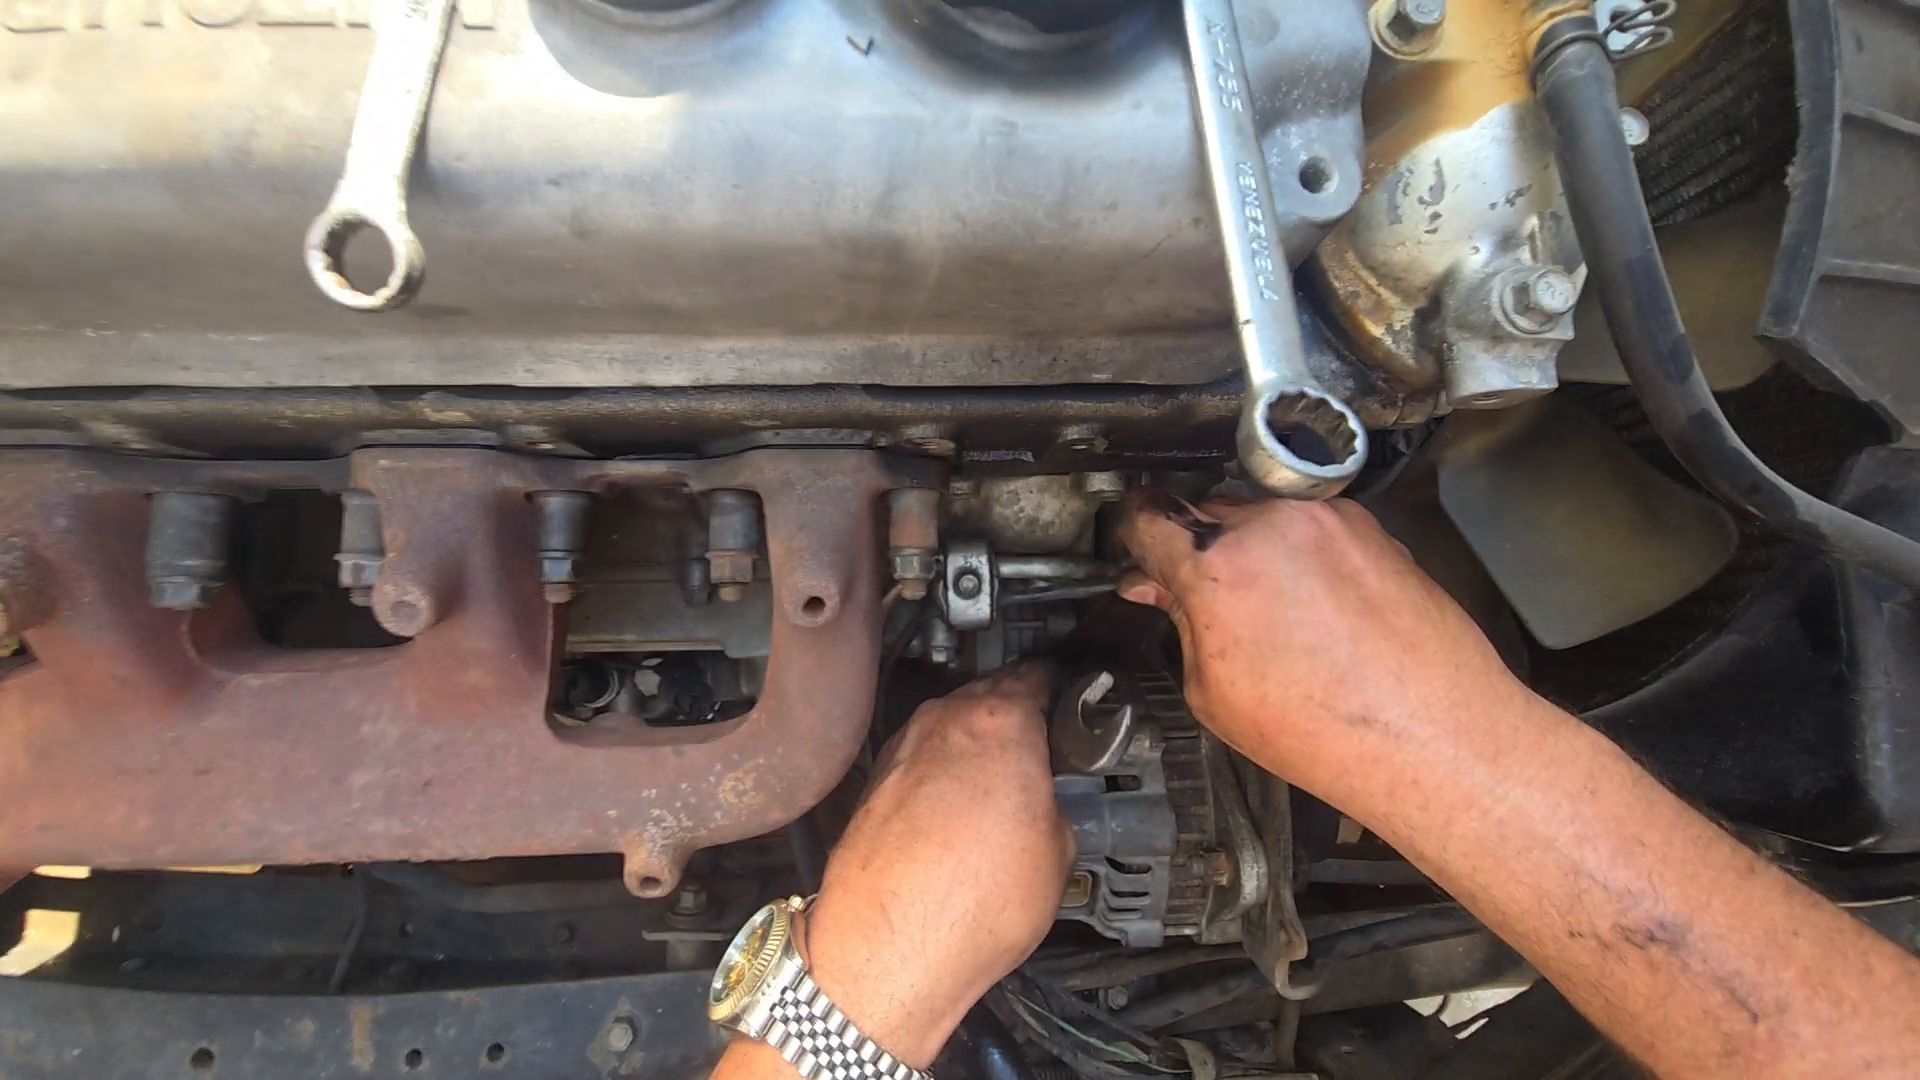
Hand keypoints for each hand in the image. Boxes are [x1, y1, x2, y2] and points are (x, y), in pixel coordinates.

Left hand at [800, 663, 1074, 1069]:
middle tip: (1037, 744)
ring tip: (997, 785)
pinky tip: (956, 807)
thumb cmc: (969, 903)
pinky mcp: (877, 776)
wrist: (887, 947)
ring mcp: (905, 744)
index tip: (1065, 695)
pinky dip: (942, 767)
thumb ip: (1052, 799)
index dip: (1058, 685)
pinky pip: (923, 754)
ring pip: (953, 723)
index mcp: (1000, 721)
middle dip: (1015, 713)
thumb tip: (1044, 796)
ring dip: (975, 742)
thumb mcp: (1057, 850)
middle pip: (991, 694)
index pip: (1037, 676)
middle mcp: (947, 719)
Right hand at [1117, 493, 1528, 804]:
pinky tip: (1310, 604)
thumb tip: (1157, 589)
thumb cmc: (1327, 730)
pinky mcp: (1365, 527)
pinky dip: (1294, 552)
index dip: (1132, 534)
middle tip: (1199, 594)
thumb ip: (1178, 622)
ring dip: (1244, 548)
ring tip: (1268, 609)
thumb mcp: (1213, 690)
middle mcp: (1269, 527)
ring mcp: (1323, 520)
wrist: (1436, 737)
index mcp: (1216, 568)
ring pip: (1254, 516)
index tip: (1136, 544)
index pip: (1147, 516)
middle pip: (1200, 511)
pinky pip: (1304, 524)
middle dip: (1192, 548)